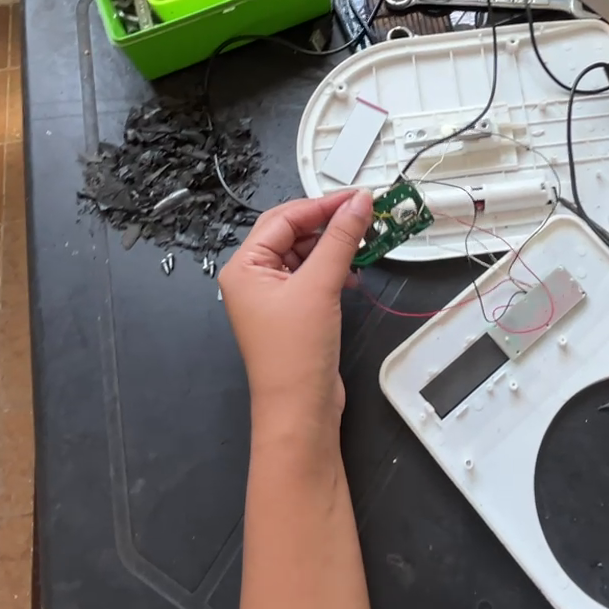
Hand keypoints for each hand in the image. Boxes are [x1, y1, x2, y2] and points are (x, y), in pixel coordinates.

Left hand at [220, 189, 374, 423]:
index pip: (283, 218)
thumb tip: (359, 202)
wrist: (300, 411)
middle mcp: (253, 277)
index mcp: (244, 266)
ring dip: (334, 247)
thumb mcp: (319, 286)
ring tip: (363, 243)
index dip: (321, 205)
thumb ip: (341, 239)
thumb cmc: (295, 354)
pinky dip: (335, 269)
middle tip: (364, 215)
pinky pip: (313, 275)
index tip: (357, 197)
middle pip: (293, 232)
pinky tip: (354, 274)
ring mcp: (273, 295)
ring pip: (306, 253)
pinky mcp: (293, 311)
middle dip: (329, 224)